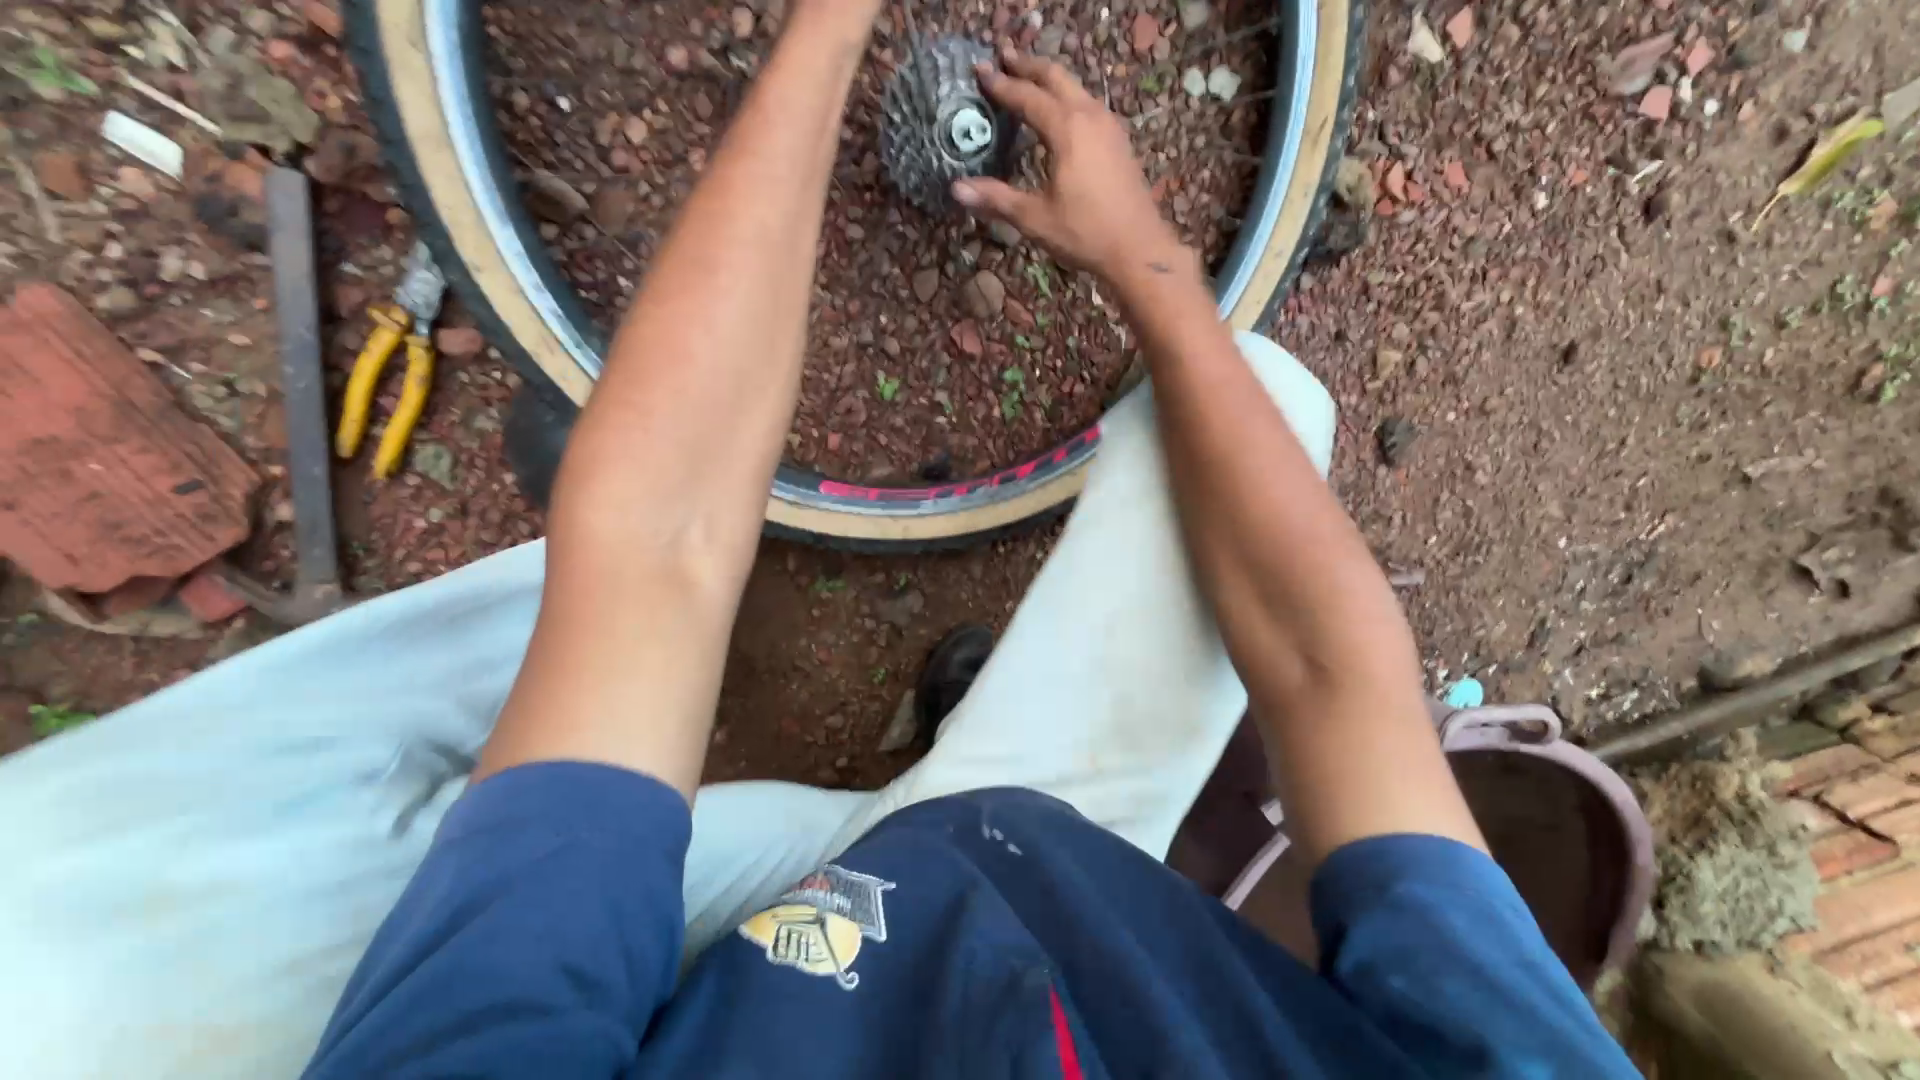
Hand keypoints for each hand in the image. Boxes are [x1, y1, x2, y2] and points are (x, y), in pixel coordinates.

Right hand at [952, 51, 1187, 282]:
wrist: (1138, 248)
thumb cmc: (1085, 233)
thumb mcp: (1035, 218)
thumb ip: (997, 199)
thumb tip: (956, 189)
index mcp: (1067, 129)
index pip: (1028, 97)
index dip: (1002, 85)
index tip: (980, 72)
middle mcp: (1090, 116)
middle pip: (1056, 77)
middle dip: (1028, 65)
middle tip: (1003, 56)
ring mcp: (1109, 126)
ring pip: (1076, 87)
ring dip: (1050, 78)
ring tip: (1029, 77)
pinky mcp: (1119, 140)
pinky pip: (1089, 104)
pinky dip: (1067, 96)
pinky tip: (1060, 111)